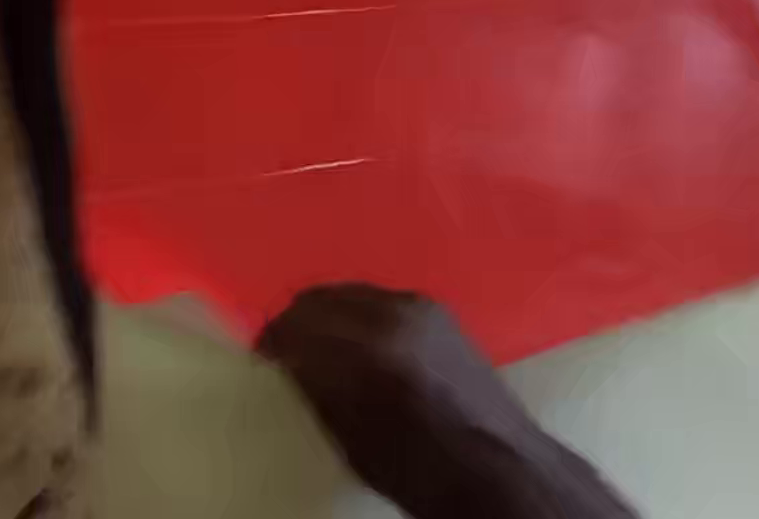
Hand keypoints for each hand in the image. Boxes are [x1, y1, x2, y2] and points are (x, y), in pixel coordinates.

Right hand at [258, 285, 637, 518]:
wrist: (496, 465)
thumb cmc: (418, 467)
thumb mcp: (351, 438)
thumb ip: (316, 386)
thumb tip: (288, 358)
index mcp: (366, 350)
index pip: (298, 324)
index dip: (273, 338)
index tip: (263, 353)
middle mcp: (389, 311)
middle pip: (320, 296)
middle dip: (296, 318)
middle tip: (284, 344)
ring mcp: (415, 302)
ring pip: (348, 290)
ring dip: (326, 310)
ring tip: (318, 338)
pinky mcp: (433, 304)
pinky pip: (378, 295)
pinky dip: (357, 309)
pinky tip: (358, 334)